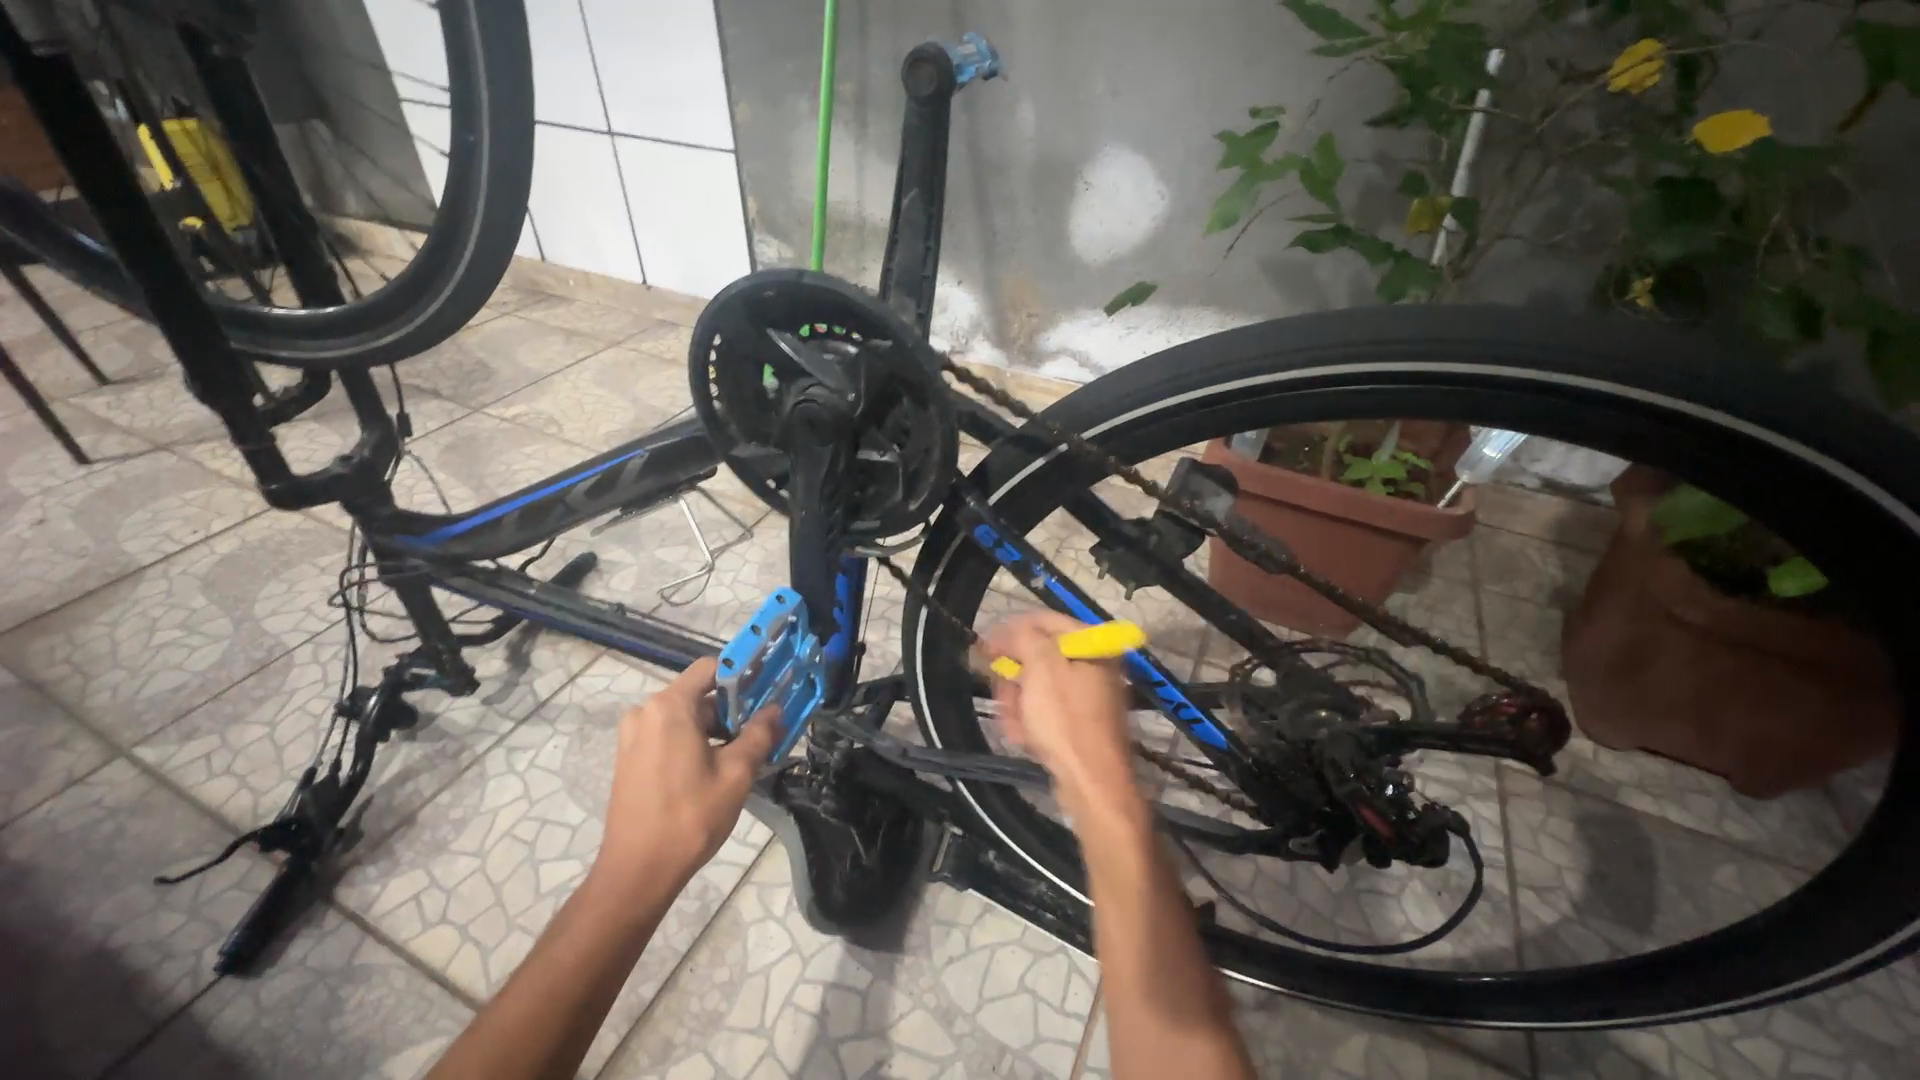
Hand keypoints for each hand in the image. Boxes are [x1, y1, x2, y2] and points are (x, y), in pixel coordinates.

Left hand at [593, 657, 778, 895]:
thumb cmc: (690, 817)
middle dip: (733, 709)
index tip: (768, 691)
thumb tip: (775, 710)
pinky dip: (694, 744)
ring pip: (684, 719)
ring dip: (715, 730)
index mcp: (669, 707)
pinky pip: (669, 737)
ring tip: (745, 754)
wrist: (637, 871)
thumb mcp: (736, 774)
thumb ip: (758, 734)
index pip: (710, 669)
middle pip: (698, 695)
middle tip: (763, 730)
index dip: (742, 675)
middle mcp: (646, 713)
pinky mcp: (630, 760)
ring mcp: (633, 737)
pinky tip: (716, 770)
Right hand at [981, 612, 1142, 827]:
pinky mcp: (1081, 722)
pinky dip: (1031, 718)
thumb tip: (1007, 629)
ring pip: (1039, 685)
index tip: (983, 645)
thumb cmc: (1066, 720)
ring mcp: (1089, 695)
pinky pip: (1047, 710)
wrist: (1092, 781)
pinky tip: (1022, 735)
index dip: (1009, 630)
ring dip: (1018, 700)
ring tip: (1012, 720)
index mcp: (1091, 643)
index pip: (1043, 620)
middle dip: (1014, 674)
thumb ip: (1023, 637)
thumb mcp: (1041, 668)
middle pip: (1040, 655)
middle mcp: (1095, 663)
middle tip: (1000, 690)